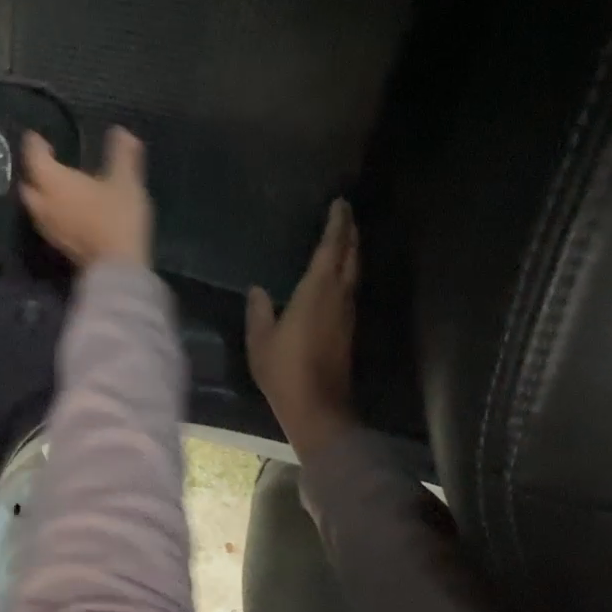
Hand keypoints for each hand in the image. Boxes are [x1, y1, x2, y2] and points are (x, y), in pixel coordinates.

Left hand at [20, 127, 153, 269]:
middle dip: (33, 170)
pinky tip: (63, 209)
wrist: (116, 267)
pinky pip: (45, 221)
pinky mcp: (57, 244)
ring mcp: (48, 227)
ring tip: (53, 184)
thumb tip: (121, 131)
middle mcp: (43, 204)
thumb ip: (121, 154)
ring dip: (39, 192)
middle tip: (44, 161)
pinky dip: (49, 210)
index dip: (34, 145)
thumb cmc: (117, 217)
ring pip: (34, 205)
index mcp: (54, 183)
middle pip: (28, 184)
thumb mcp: (125, 181)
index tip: (36, 136)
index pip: (34, 158)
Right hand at [247, 199, 359, 455]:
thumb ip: (259, 311)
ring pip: (353, 273)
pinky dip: (345, 275)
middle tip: (345, 216)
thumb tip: (258, 290)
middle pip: (350, 256)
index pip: (331, 248)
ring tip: (342, 240)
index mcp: (318, 291)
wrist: (318, 407)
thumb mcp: (261, 340)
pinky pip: (349, 291)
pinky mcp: (348, 330)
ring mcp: (347, 314)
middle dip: (349, 233)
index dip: (336, 224)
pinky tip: (335, 278)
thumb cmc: (285, 370)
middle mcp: (339, 296)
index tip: (339, 204)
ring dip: (350, 253)